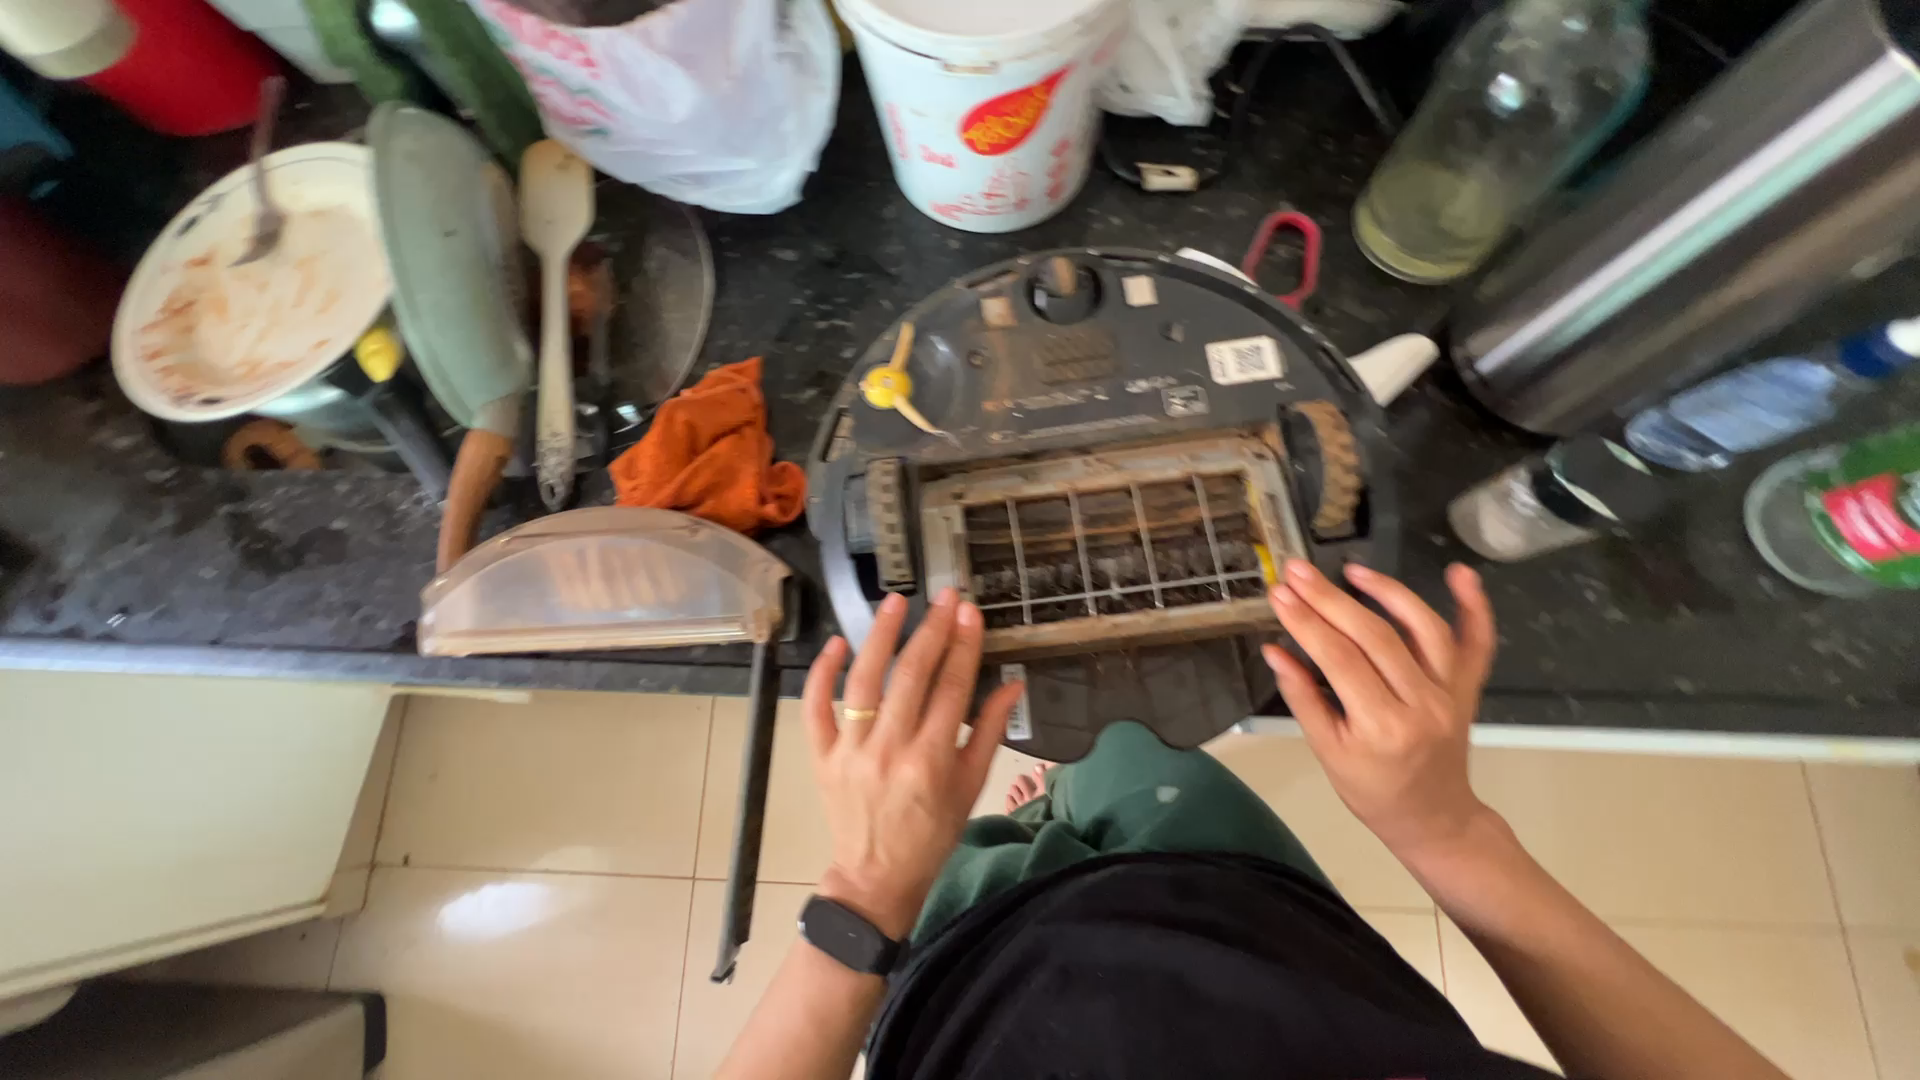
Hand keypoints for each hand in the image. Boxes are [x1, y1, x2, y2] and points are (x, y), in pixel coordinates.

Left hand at [801, 588, 1024, 939]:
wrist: (876, 878)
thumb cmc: (932, 834)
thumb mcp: (971, 788)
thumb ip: (990, 732)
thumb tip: (1012, 684)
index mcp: (931, 761)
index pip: (951, 689)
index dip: (963, 646)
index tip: (970, 612)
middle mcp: (889, 750)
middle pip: (910, 677)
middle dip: (931, 630)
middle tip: (945, 597)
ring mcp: (850, 752)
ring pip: (863, 682)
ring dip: (879, 636)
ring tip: (894, 601)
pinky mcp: (821, 756)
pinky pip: (816, 708)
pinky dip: (822, 674)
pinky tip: (837, 643)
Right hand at [1261, 559, 1498, 859]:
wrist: (1433, 817)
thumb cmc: (1370, 789)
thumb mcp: (1325, 750)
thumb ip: (1302, 697)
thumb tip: (1274, 650)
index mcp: (1381, 726)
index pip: (1338, 659)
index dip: (1306, 622)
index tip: (1279, 593)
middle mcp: (1422, 703)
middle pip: (1375, 636)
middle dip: (1330, 599)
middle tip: (1297, 570)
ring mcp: (1451, 692)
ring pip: (1423, 629)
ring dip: (1388, 592)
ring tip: (1351, 569)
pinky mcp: (1468, 686)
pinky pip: (1478, 643)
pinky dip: (1475, 607)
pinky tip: (1461, 573)